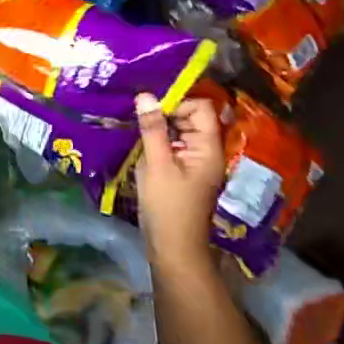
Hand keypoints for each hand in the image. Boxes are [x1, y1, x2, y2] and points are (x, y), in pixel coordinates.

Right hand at [133, 94, 227, 276]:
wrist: (173, 247)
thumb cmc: (167, 205)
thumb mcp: (156, 164)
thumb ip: (152, 128)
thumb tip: (145, 96)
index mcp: (209, 148)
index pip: (201, 108)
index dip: (177, 102)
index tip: (149, 108)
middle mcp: (207, 152)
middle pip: (191, 118)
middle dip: (165, 112)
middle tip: (137, 115)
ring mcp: (195, 163)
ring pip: (180, 131)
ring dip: (159, 127)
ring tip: (134, 127)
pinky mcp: (182, 172)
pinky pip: (173, 146)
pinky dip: (157, 141)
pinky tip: (139, 145)